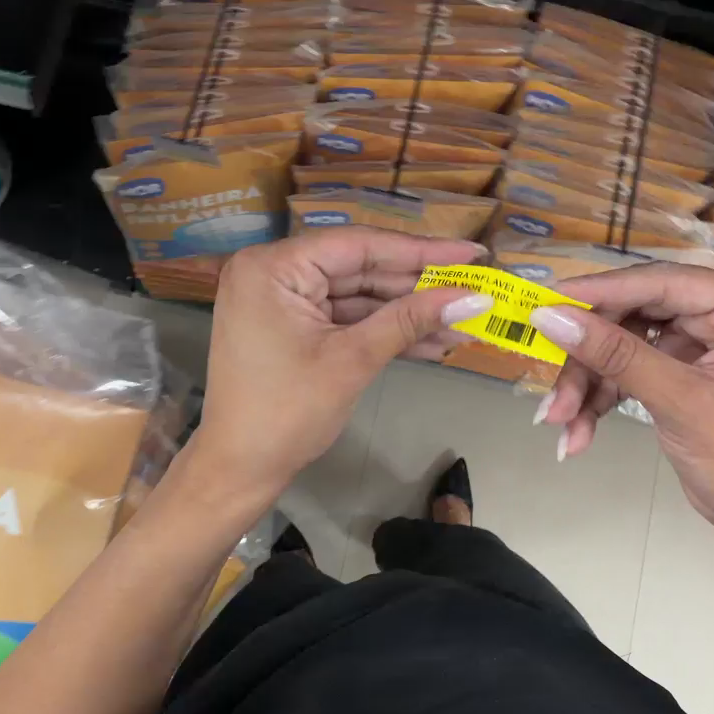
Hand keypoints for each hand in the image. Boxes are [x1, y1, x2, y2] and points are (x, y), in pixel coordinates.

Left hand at [190, 229, 491, 494]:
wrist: (239, 468)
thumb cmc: (287, 413)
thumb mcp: (352, 361)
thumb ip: (409, 320)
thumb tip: (474, 298)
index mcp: (272, 267)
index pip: (358, 245)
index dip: (420, 250)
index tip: (471, 253)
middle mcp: (271, 271)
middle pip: (358, 268)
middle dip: (417, 287)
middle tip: (474, 289)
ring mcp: (279, 300)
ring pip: (355, 295)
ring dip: (405, 313)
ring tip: (462, 323)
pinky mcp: (289, 326)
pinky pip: (341, 318)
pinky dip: (380, 330)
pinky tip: (430, 342)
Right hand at [525, 263, 713, 545]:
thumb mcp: (682, 403)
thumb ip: (615, 355)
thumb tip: (548, 316)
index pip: (662, 282)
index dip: (599, 291)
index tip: (543, 303)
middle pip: (634, 317)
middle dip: (589, 357)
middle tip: (551, 388)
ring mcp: (702, 349)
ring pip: (623, 348)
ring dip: (587, 385)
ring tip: (559, 422)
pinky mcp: (682, 377)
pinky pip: (628, 375)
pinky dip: (600, 401)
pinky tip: (577, 435)